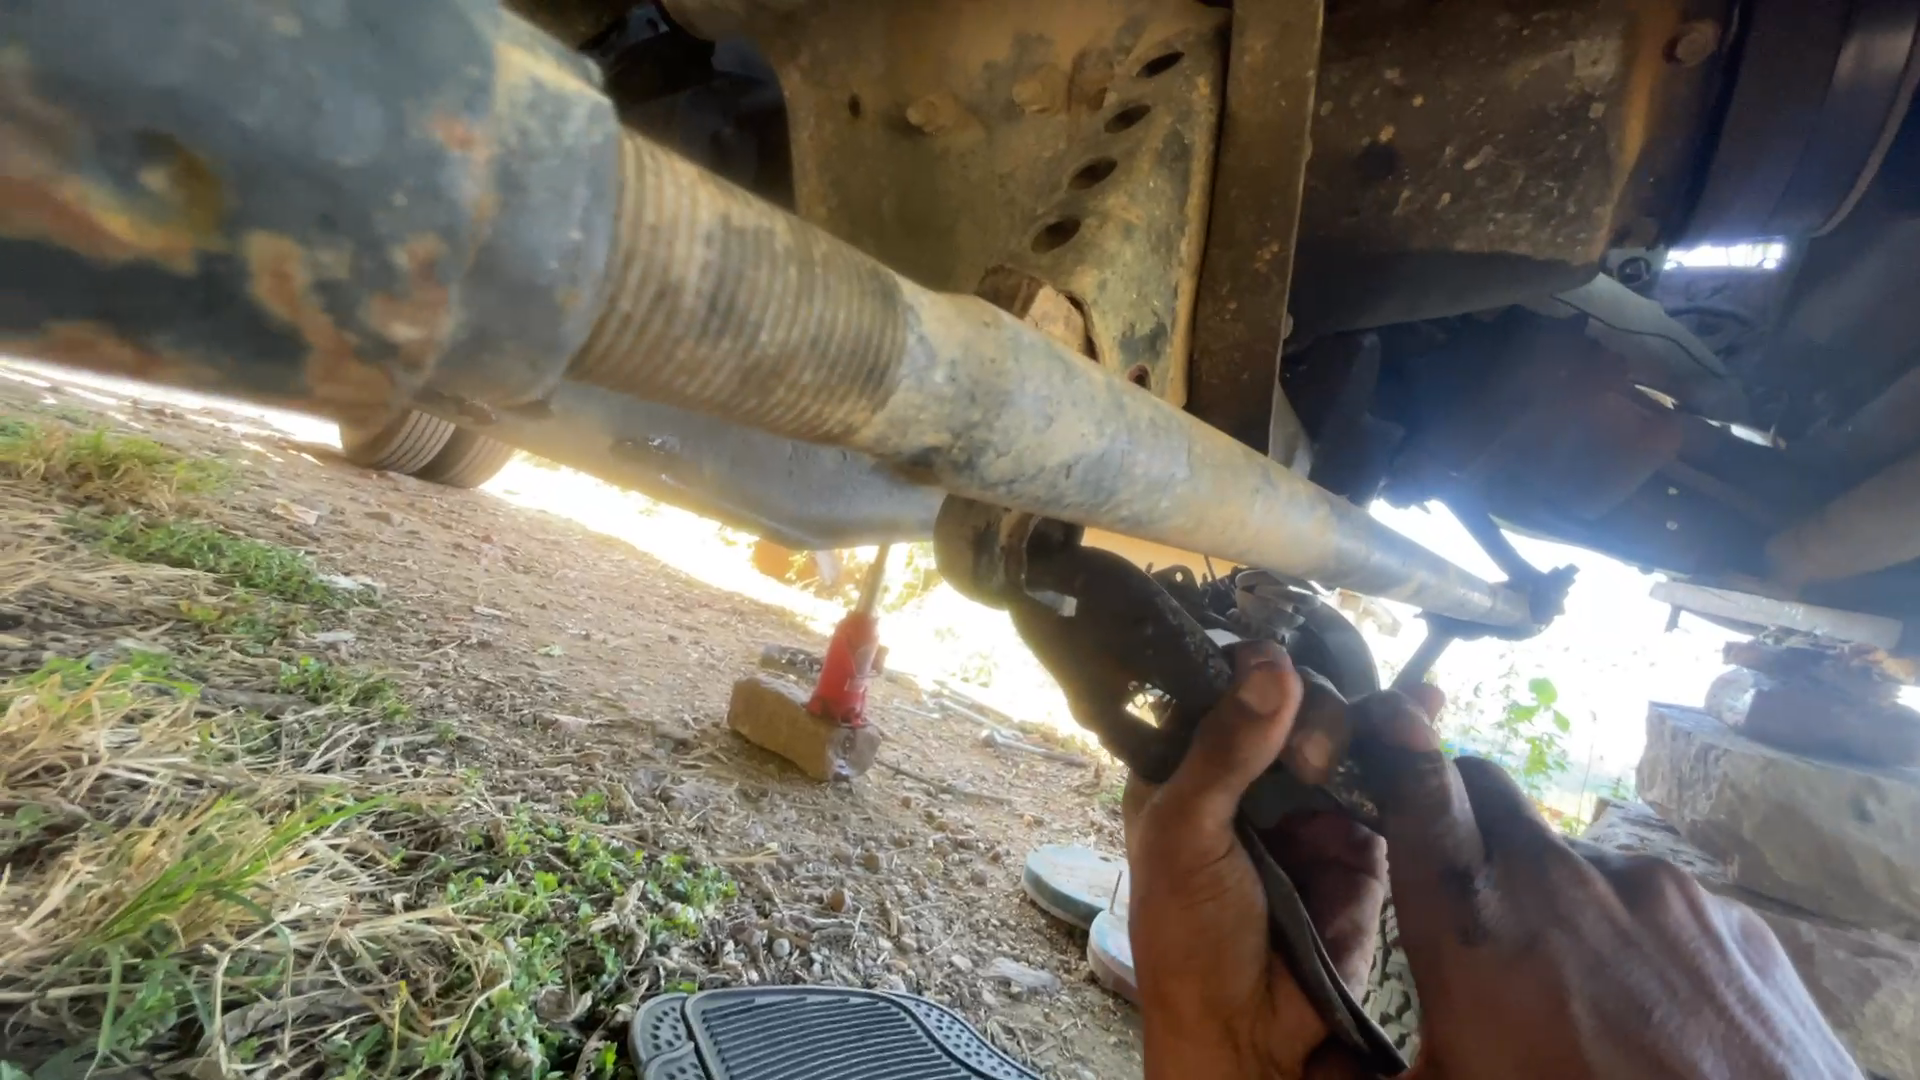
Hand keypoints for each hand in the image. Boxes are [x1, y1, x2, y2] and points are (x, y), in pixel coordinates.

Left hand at [1123, 642, 1388, 1079]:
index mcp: (1187, 763)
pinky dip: (1402, 752)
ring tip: (1402, 704)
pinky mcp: (1356, 841)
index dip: (1249, 667)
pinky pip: (1381, 785)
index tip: (1276, 659)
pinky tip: (1424, 715)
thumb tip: (1272, 666)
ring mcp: (1303, 806)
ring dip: (1366, 714)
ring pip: (1339, 736)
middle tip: (1310, 754)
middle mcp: (1245, 774)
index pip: (1219, 689)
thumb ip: (1226, 749)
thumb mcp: (1186, 829)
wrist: (1247, 1029)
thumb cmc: (1187, 925)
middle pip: (1288, 705)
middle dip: (1312, 707)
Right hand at [1353, 691, 1861, 1078]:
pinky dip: (1635, 931)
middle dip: (1460, 809)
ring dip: (1555, 889)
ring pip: (1570, 852)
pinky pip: (1656, 900)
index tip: (1381, 721)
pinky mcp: (1734, 922)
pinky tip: (1658, 1005)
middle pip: (1485, 784)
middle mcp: (1556, 875)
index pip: (1416, 779)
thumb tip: (1307, 1039)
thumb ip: (1367, 1042)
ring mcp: (1653, 890)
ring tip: (1583, 980)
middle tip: (1470, 884)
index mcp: (1470, 912)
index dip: (1392, 737)